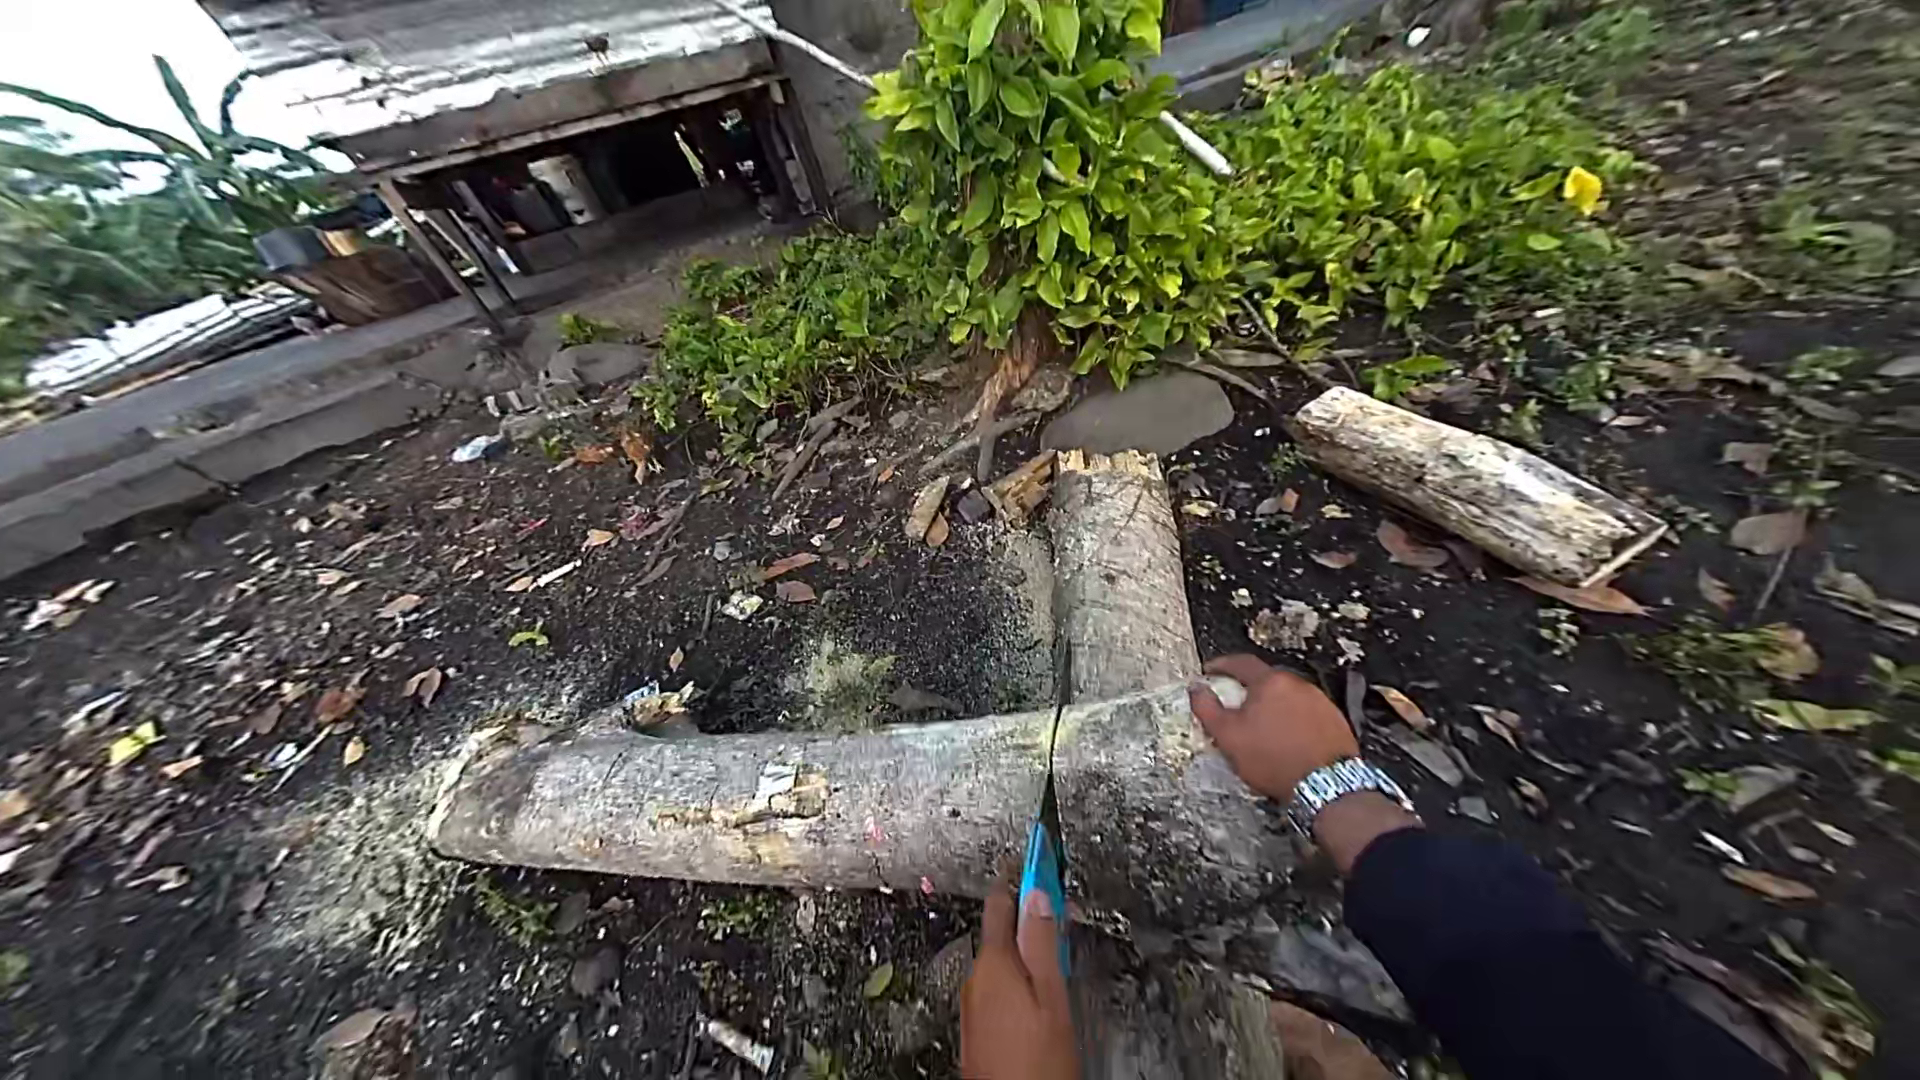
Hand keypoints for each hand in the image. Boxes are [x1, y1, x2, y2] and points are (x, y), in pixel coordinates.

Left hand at [960, 875, 1077, 1078]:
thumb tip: (1038, 894)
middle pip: (1000, 933)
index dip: (1019, 877)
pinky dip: (1015, 983)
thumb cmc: (1037, 1066)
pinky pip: (995, 988)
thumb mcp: (1052, 1000)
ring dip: (1022, 957)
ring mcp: (971, 1004)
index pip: (1000, 902)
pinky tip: (1036, 1004)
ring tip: (1054, 970)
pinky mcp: (974, 1028)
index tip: (1033, 858)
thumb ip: (1043, 944)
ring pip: (999, 963)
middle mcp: (974, 977)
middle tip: (1060, 922)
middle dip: (1027, 924)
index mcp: (994, 963)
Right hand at [1187, 654, 1358, 801]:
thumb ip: (1206, 707)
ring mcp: (1319, 702)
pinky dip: (1291, 720)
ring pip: (1286, 696)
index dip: (1221, 665)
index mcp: (1270, 682)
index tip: (1212, 671)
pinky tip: (1284, 739)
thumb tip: (1196, 690)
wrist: (1326, 787)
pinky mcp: (1334, 721)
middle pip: (1264, 679)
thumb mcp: (1227, 735)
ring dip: (1270, 706)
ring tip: (1260, 728)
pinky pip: (1304, 713)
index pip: (1240, 662)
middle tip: (1233, 704)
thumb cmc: (1276, 760)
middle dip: (1246, 689)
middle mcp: (1297, 685)